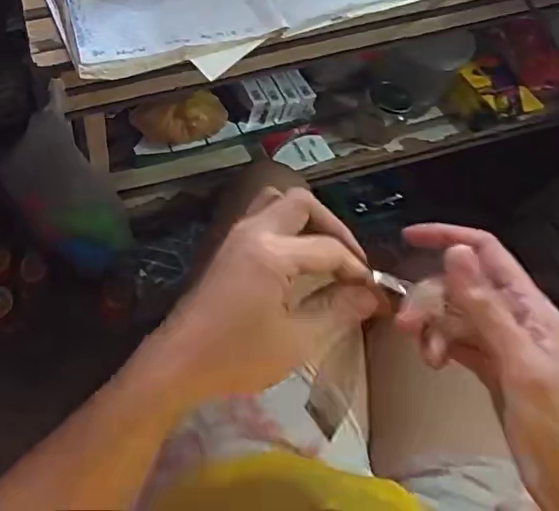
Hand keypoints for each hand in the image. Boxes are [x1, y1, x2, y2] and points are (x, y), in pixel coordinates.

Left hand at [138, 187, 379, 406]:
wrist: (183, 358)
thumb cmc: (239, 355)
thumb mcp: (297, 341)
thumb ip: (336, 311)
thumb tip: (370, 294)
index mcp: (271, 252)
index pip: (327, 247)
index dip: (357, 269)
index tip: (375, 293)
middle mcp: (254, 230)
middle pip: (301, 202)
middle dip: (333, 226)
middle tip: (351, 262)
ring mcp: (238, 232)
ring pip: (277, 200)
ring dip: (306, 218)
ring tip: (327, 253)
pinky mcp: (230, 243)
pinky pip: (263, 214)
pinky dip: (287, 224)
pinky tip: (299, 257)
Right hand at [395, 224, 558, 510]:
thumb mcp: (522, 364)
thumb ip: (486, 307)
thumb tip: (456, 251)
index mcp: (529, 308)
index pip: (487, 252)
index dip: (450, 238)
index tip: (411, 237)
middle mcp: (514, 318)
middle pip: (460, 286)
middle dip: (430, 297)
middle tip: (407, 323)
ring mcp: (502, 345)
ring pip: (454, 314)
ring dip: (432, 326)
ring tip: (426, 354)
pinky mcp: (492, 369)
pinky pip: (457, 341)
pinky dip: (440, 345)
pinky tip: (435, 361)